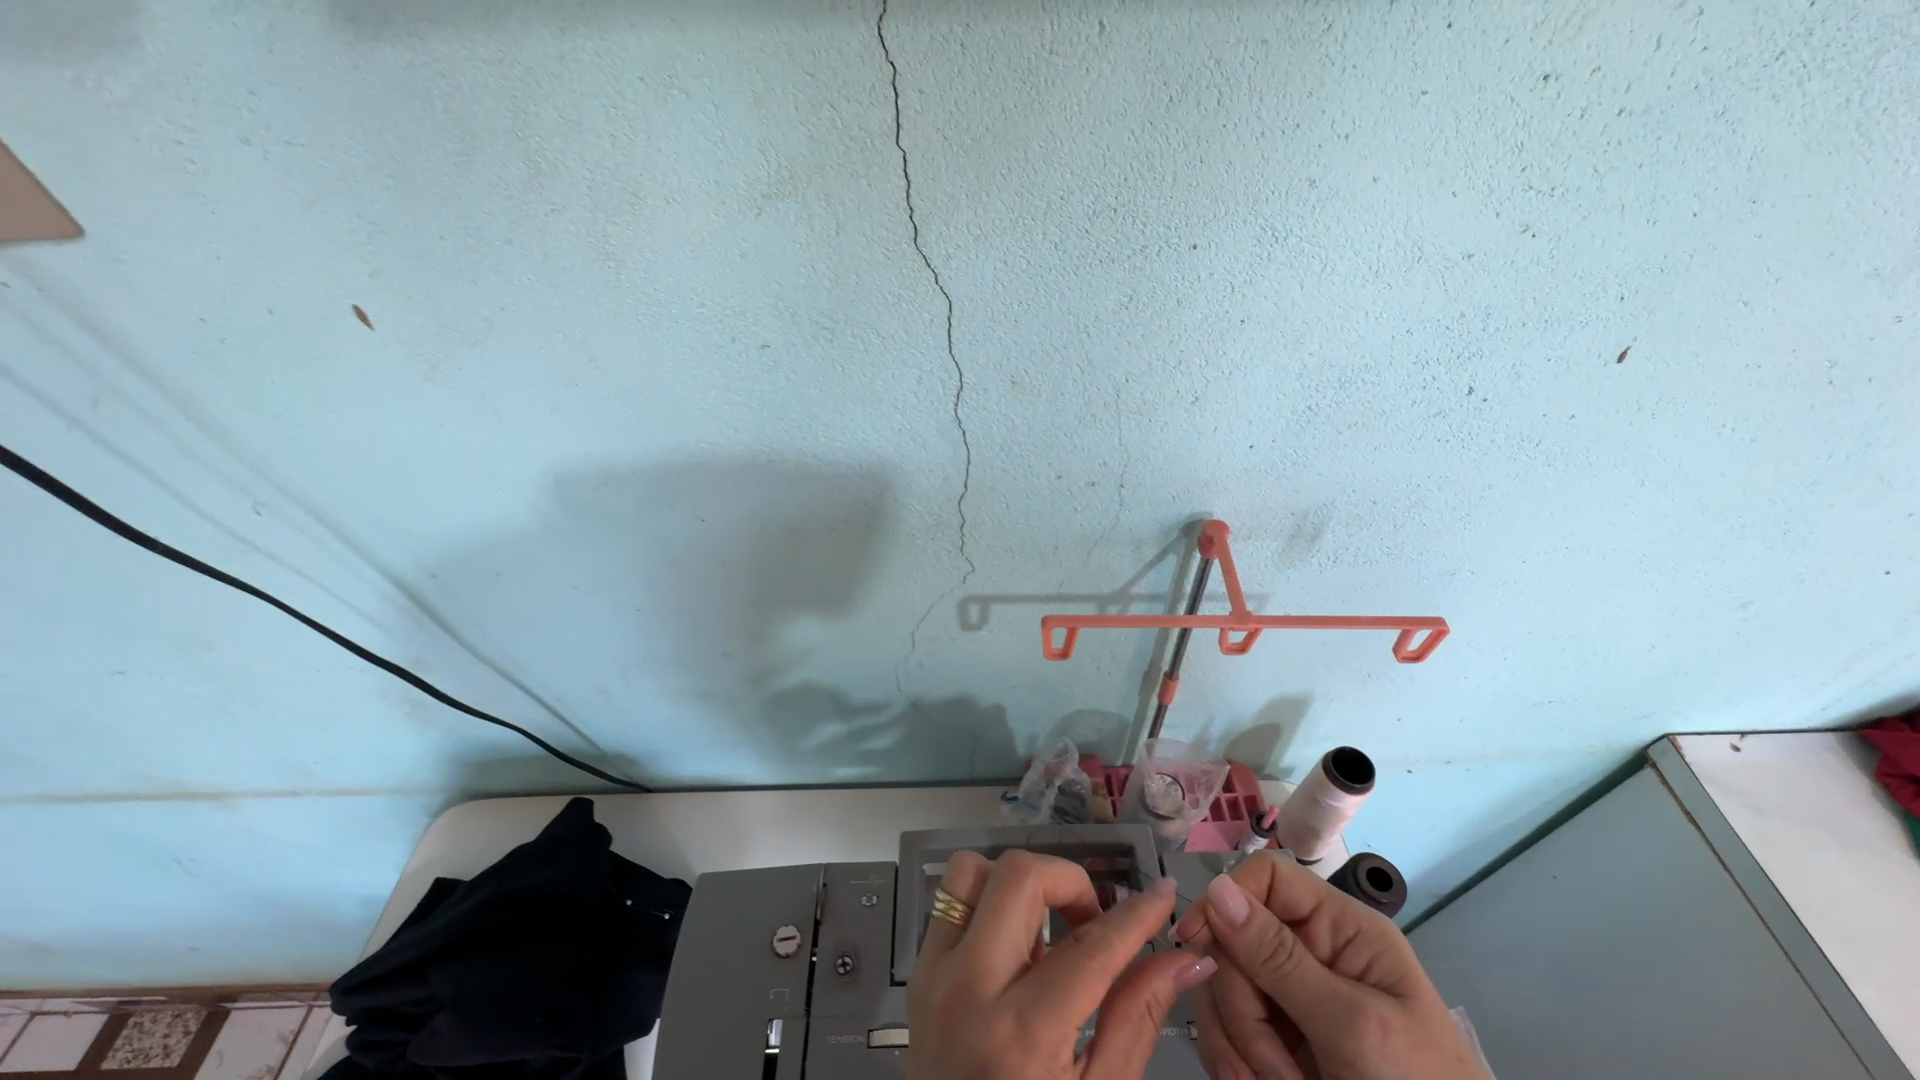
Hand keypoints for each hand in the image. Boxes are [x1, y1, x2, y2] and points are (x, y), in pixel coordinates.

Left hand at [907, 849, 1218, 1078]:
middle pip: (1018, 877)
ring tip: (1049, 929)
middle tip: (1094, 920)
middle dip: (1070, 881)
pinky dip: (990, 902)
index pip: (1089, 946)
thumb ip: (1138, 1017)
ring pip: (973, 871)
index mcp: (1021, 1033)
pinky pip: (952, 899)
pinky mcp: (919, 970)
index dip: (1136, 914)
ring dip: (1020, 884)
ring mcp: (934, 973)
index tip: (1162, 894)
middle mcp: (968, 987)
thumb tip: (1186, 959)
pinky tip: (1017, 947)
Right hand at [1172, 853, 1484, 1079]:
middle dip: (1239, 1005)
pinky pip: (1227, 1029)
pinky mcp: (1276, 1038)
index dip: (1225, 900)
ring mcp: (1291, 997)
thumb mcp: (1352, 1026)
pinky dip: (1233, 1060)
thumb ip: (1280, 959)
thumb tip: (1217, 888)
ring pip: (1222, 987)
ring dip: (1235, 1042)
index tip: (1194, 944)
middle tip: (1271, 1063)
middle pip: (1233, 941)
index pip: (1266, 878)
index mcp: (1341, 929)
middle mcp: (1311, 952)